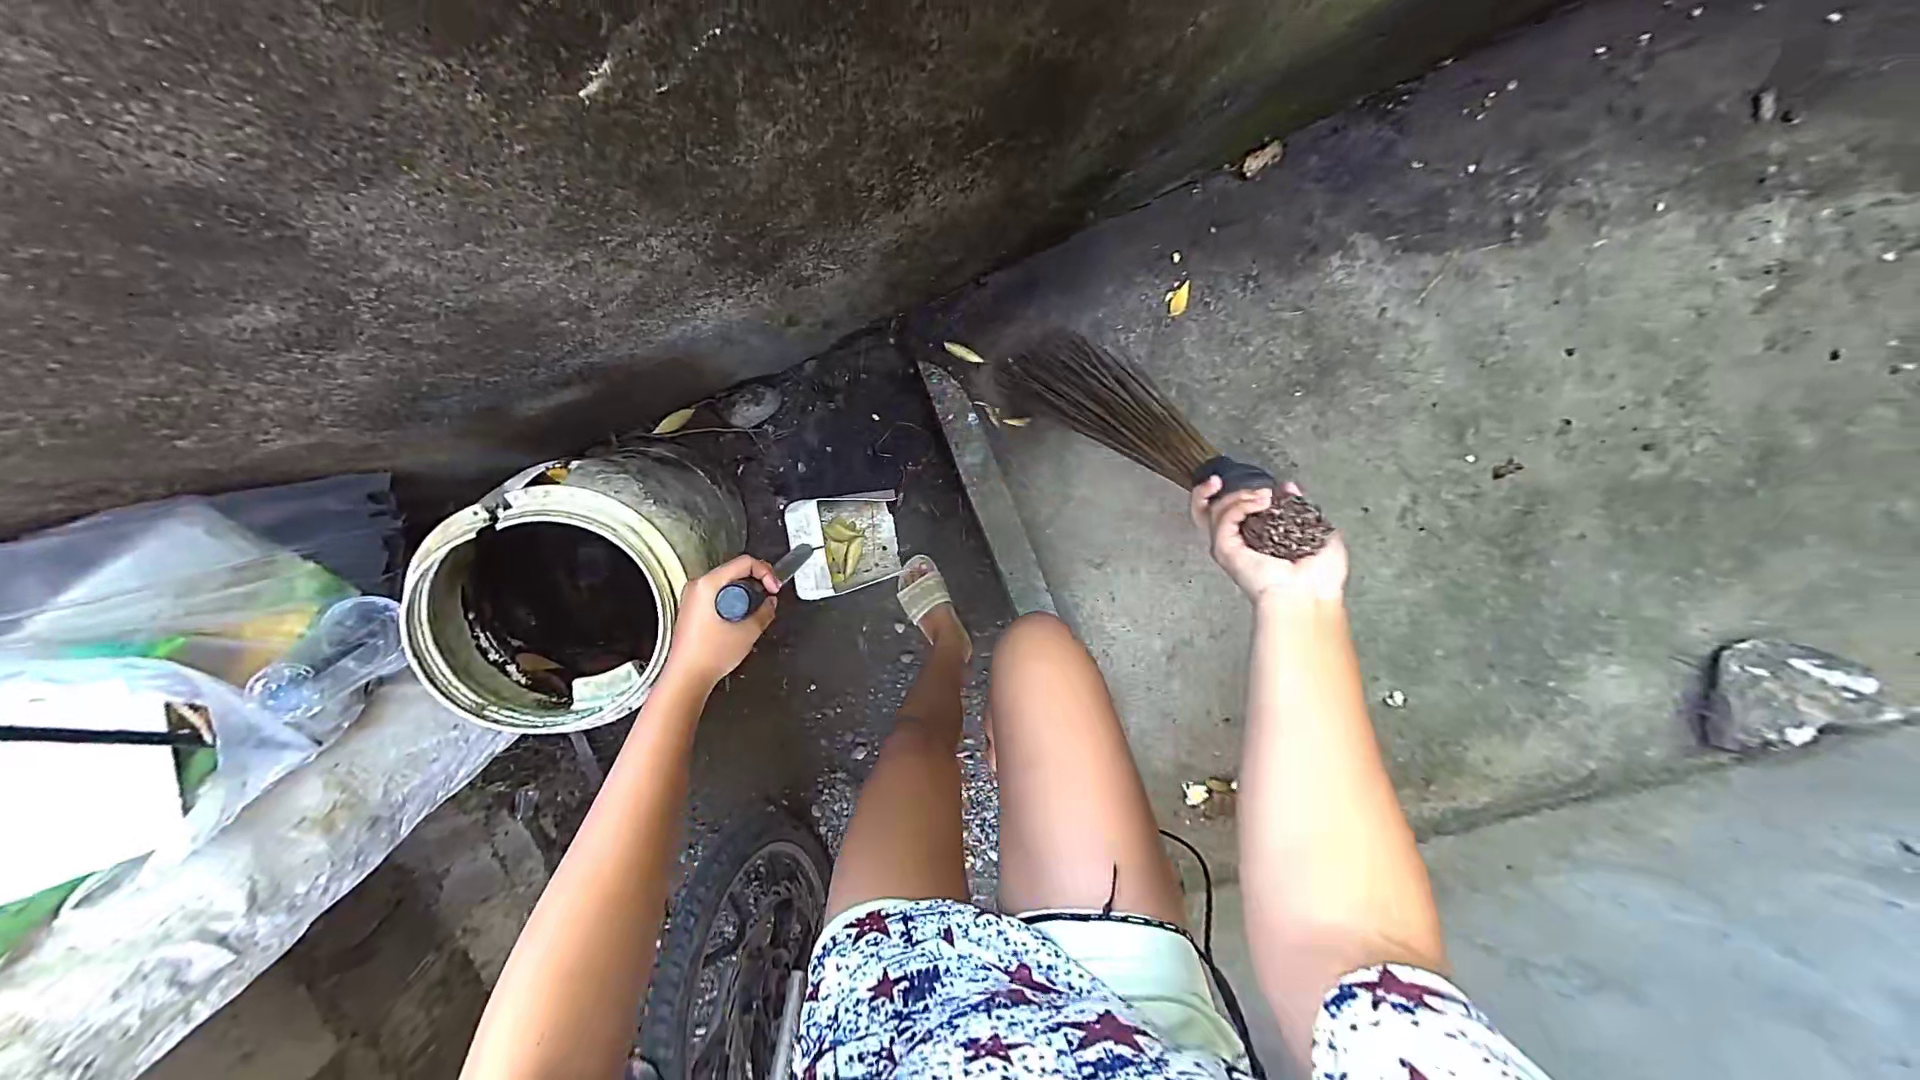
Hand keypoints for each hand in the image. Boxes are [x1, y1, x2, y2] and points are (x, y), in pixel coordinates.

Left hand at [661, 554, 781, 688]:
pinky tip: (738, 622)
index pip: (744, 563)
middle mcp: (697, 587)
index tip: (774, 588)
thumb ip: (765, 611)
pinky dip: (733, 604)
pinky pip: (719, 596)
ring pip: (728, 585)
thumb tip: (770, 603)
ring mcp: (693, 598)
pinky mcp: (693, 610)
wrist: (686, 678)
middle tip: (768, 600)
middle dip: (756, 585)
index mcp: (708, 585)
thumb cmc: (707, 656)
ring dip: (745, 596)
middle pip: (735, 571)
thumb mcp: (748, 631)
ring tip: (752, 616)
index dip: (766, 572)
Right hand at [1190, 477, 1348, 607]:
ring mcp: (1228, 546)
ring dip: (1238, 495)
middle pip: (1204, 511)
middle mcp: (1237, 542)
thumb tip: (1289, 488)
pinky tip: (1261, 501)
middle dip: (1204, 491)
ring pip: (1213, 510)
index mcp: (1255, 539)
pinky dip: (1240, 504)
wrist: (1311, 593)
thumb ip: (1301, 507)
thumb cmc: (1317, 576)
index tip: (1247, 483)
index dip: (1231, 494)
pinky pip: (1224, 518)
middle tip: (1218, 481)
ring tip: (1263, 496)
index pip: (1229, 512)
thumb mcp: (1317, 530)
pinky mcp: (1224, 549)